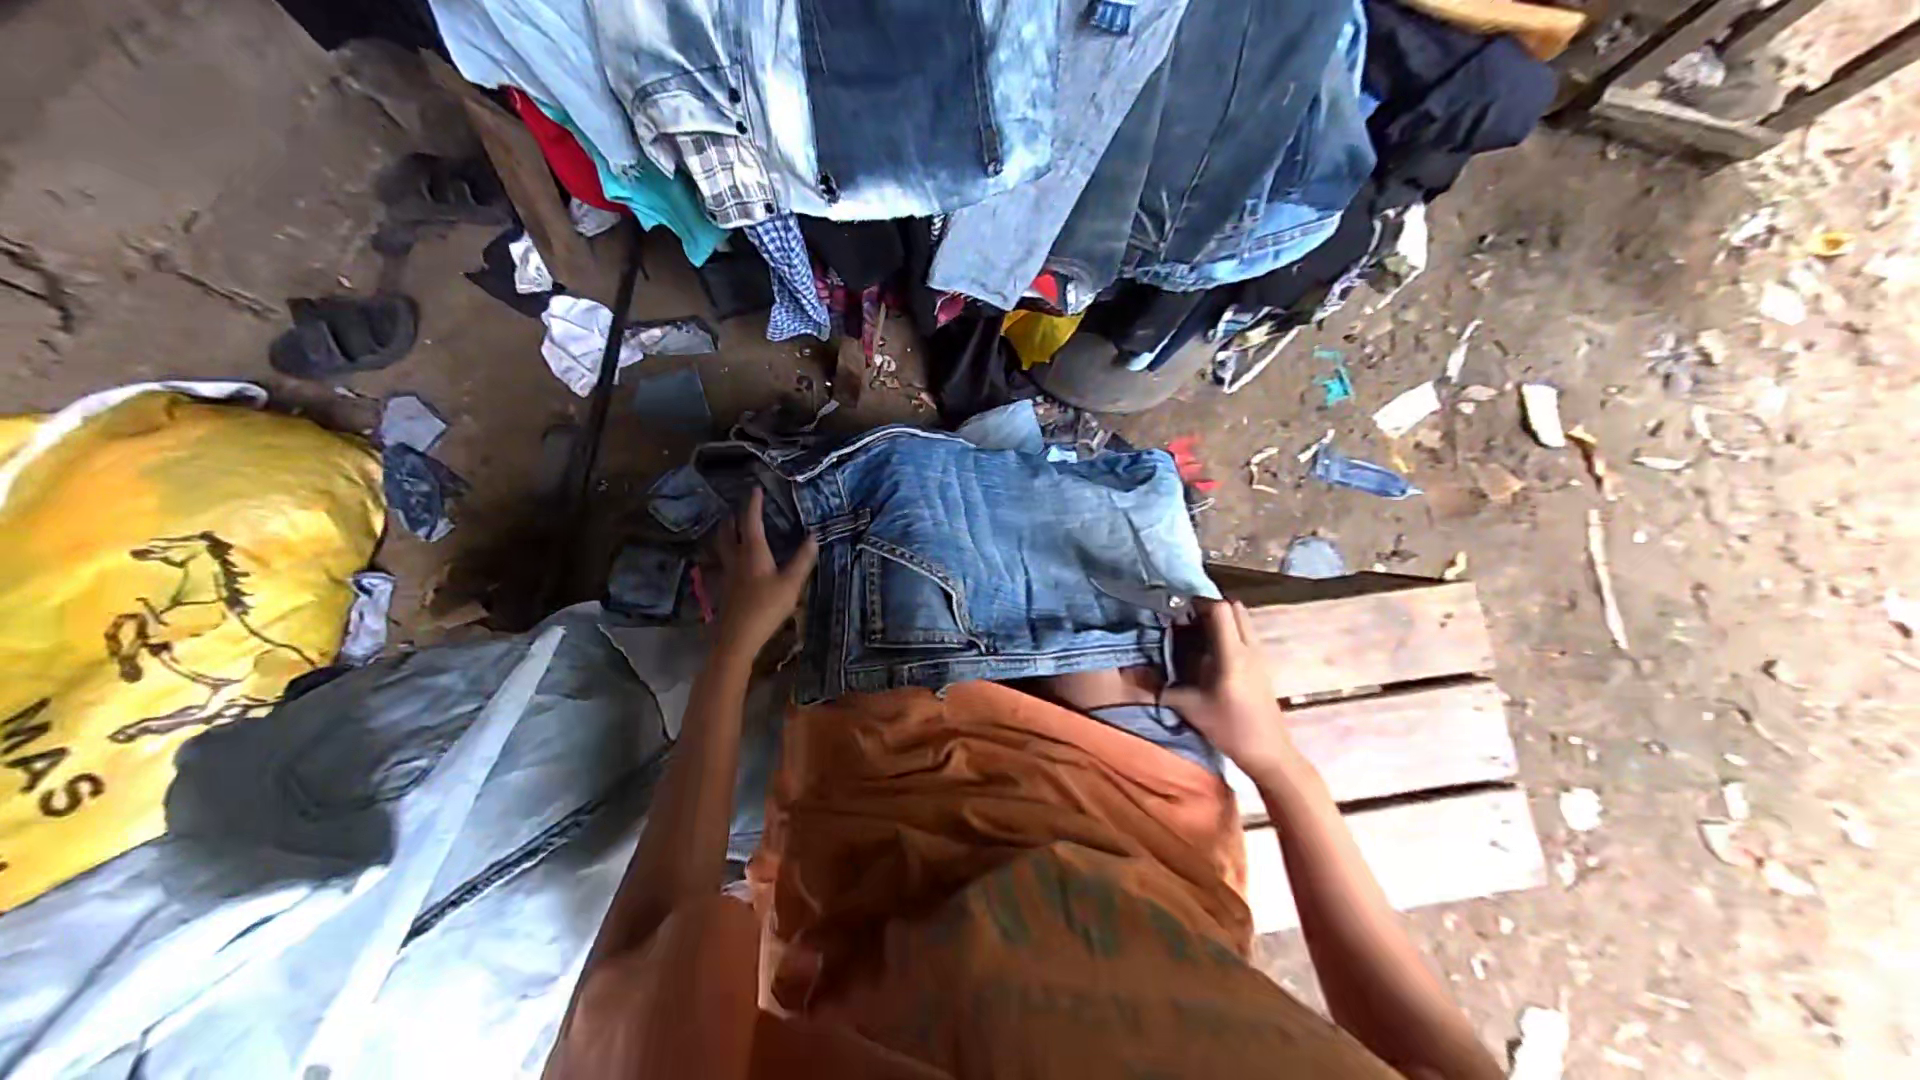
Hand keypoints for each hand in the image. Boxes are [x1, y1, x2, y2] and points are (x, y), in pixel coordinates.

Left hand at [713, 486, 817, 661]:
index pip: (751, 521)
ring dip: (725, 533)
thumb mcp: (791, 584)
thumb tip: (813, 536)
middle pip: (729, 531)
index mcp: (753, 552)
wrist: (737, 638)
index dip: (753, 503)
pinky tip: (734, 561)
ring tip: (730, 527)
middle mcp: (736, 558)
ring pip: (722, 546)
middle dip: (733, 516)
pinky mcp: (725, 588)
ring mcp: (728, 574)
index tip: (756, 488)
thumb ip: (802, 560)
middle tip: (739, 507)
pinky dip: (727, 553)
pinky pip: (724, 562)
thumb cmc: (766, 608)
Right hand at [1164, 599, 1296, 776]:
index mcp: (1232, 655)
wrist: (1268, 752)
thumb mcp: (1190, 708)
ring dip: (1220, 618)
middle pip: (1234, 608)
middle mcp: (1249, 649)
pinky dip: (1228, 631)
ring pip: (1242, 620)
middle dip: (1209, 606)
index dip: (1198, 602)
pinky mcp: (1261, 665)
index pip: (1220, 609)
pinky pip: (1245, 634)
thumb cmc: (1230, 729)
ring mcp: (1259, 656)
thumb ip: (1161, 688)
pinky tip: (1209, 650)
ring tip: (1196, 631)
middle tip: (1186, 616)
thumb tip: (1131, 674)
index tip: (1177, 607)